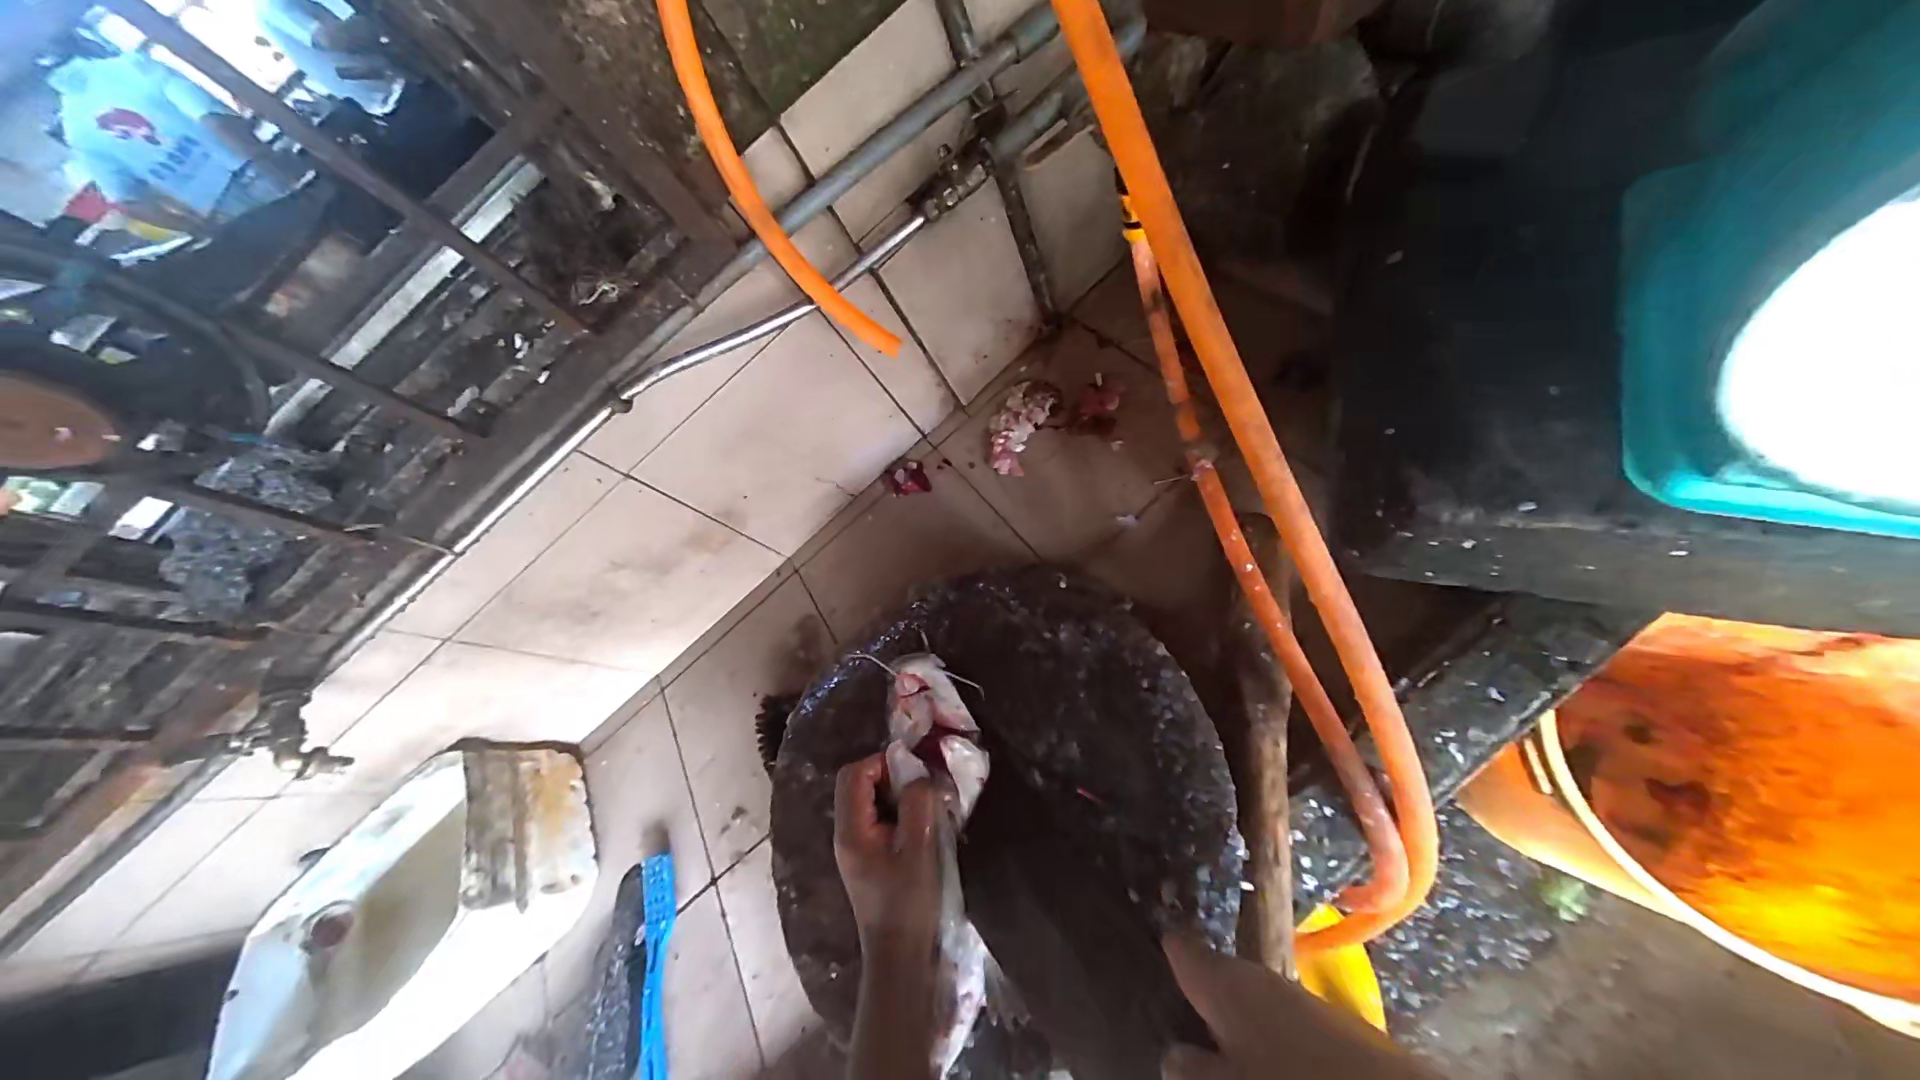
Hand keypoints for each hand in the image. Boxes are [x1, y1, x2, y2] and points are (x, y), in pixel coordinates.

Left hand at [834, 754, 939, 956]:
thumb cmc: (909, 901)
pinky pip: (878, 819)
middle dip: (890, 776)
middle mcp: (845, 834)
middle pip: (858, 784)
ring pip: (869, 800)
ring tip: (925, 805)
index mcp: (851, 829)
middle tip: (922, 787)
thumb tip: (919, 774)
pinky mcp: (868, 857)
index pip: (854, 774)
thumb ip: (918, 804)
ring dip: (897, 794)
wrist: (900, 955)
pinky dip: (898, 812)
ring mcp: (855, 847)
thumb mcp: (920, 847)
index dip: (882, 763)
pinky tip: (921, 825)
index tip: (914, 773)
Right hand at [1162, 937, 1431, 1079]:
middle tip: (1176, 1022)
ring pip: (1249, 1005)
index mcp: (1225, 981)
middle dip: (1197, 998)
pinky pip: (1281, 1028)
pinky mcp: (1333, 1030)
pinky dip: (1267, 1042)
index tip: (1143, 955)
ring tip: (1218, 1051)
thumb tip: (1172, 1055)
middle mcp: (1258, 977)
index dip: (1161, 950)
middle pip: (1215, 977)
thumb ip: (1192, 1072)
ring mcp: (1299, 1001)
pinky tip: (1266, 1066)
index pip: (1179, 948)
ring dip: (1234, 1024)